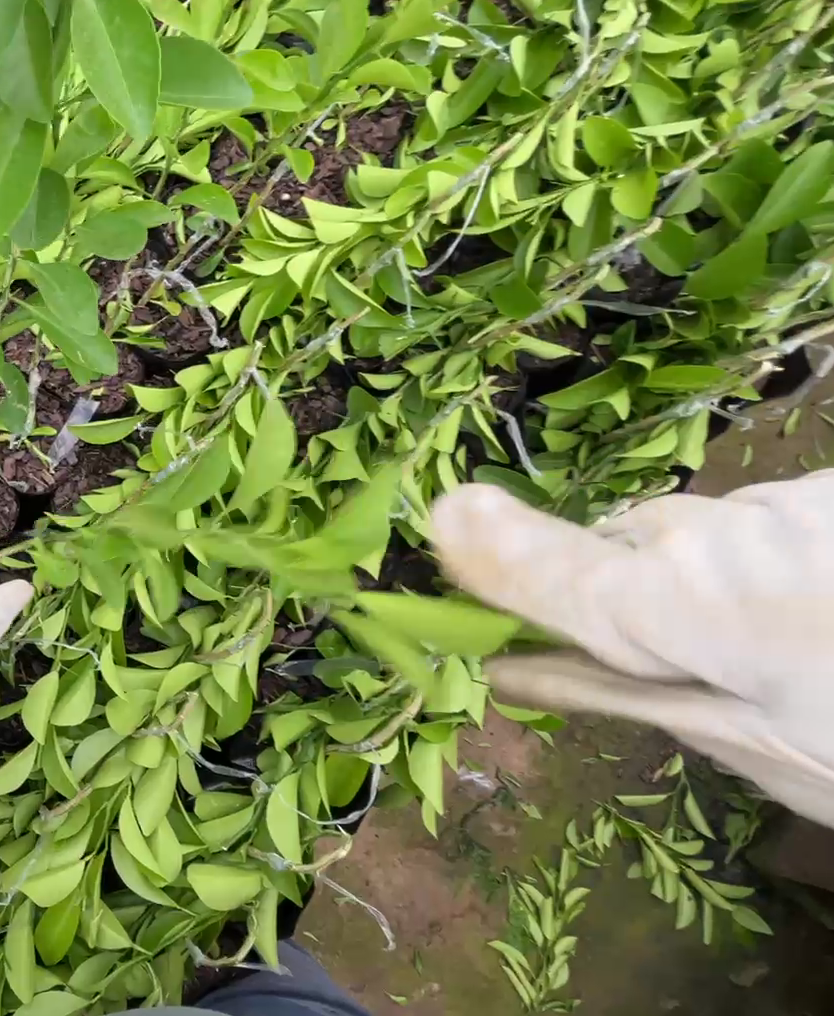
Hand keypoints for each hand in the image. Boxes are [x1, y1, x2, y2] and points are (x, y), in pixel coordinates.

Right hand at [430, 473, 833, 825]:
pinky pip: (760, 520)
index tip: (440, 515)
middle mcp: (717, 534)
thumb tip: (506, 668)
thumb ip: (616, 693)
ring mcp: (786, 504)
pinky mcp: (830, 490)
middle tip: (676, 657)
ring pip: (688, 531)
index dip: (485, 549)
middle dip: (620, 590)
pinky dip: (771, 557)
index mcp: (685, 608)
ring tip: (790, 637)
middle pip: (617, 547)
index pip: (544, 569)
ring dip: (700, 574)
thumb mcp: (761, 745)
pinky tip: (827, 600)